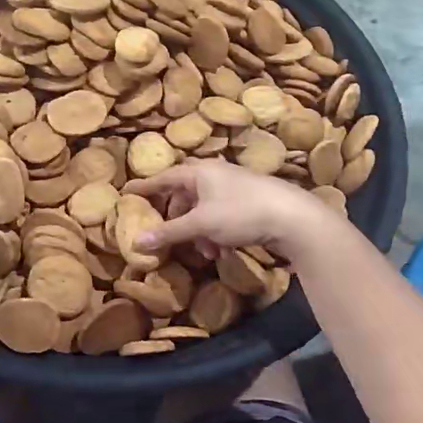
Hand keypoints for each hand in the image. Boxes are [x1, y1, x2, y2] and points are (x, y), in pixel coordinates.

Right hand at [123, 160, 328, 256]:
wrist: (295, 218)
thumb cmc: (241, 213)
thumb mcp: (201, 225)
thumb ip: (169, 233)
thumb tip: (136, 243)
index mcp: (198, 171)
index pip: (162, 178)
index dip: (145, 187)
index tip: (127, 193)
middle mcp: (214, 173)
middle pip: (183, 192)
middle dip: (175, 215)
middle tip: (165, 231)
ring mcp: (234, 185)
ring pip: (203, 206)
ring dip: (196, 230)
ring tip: (202, 251)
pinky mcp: (250, 199)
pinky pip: (219, 213)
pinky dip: (214, 230)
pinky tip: (220, 249)